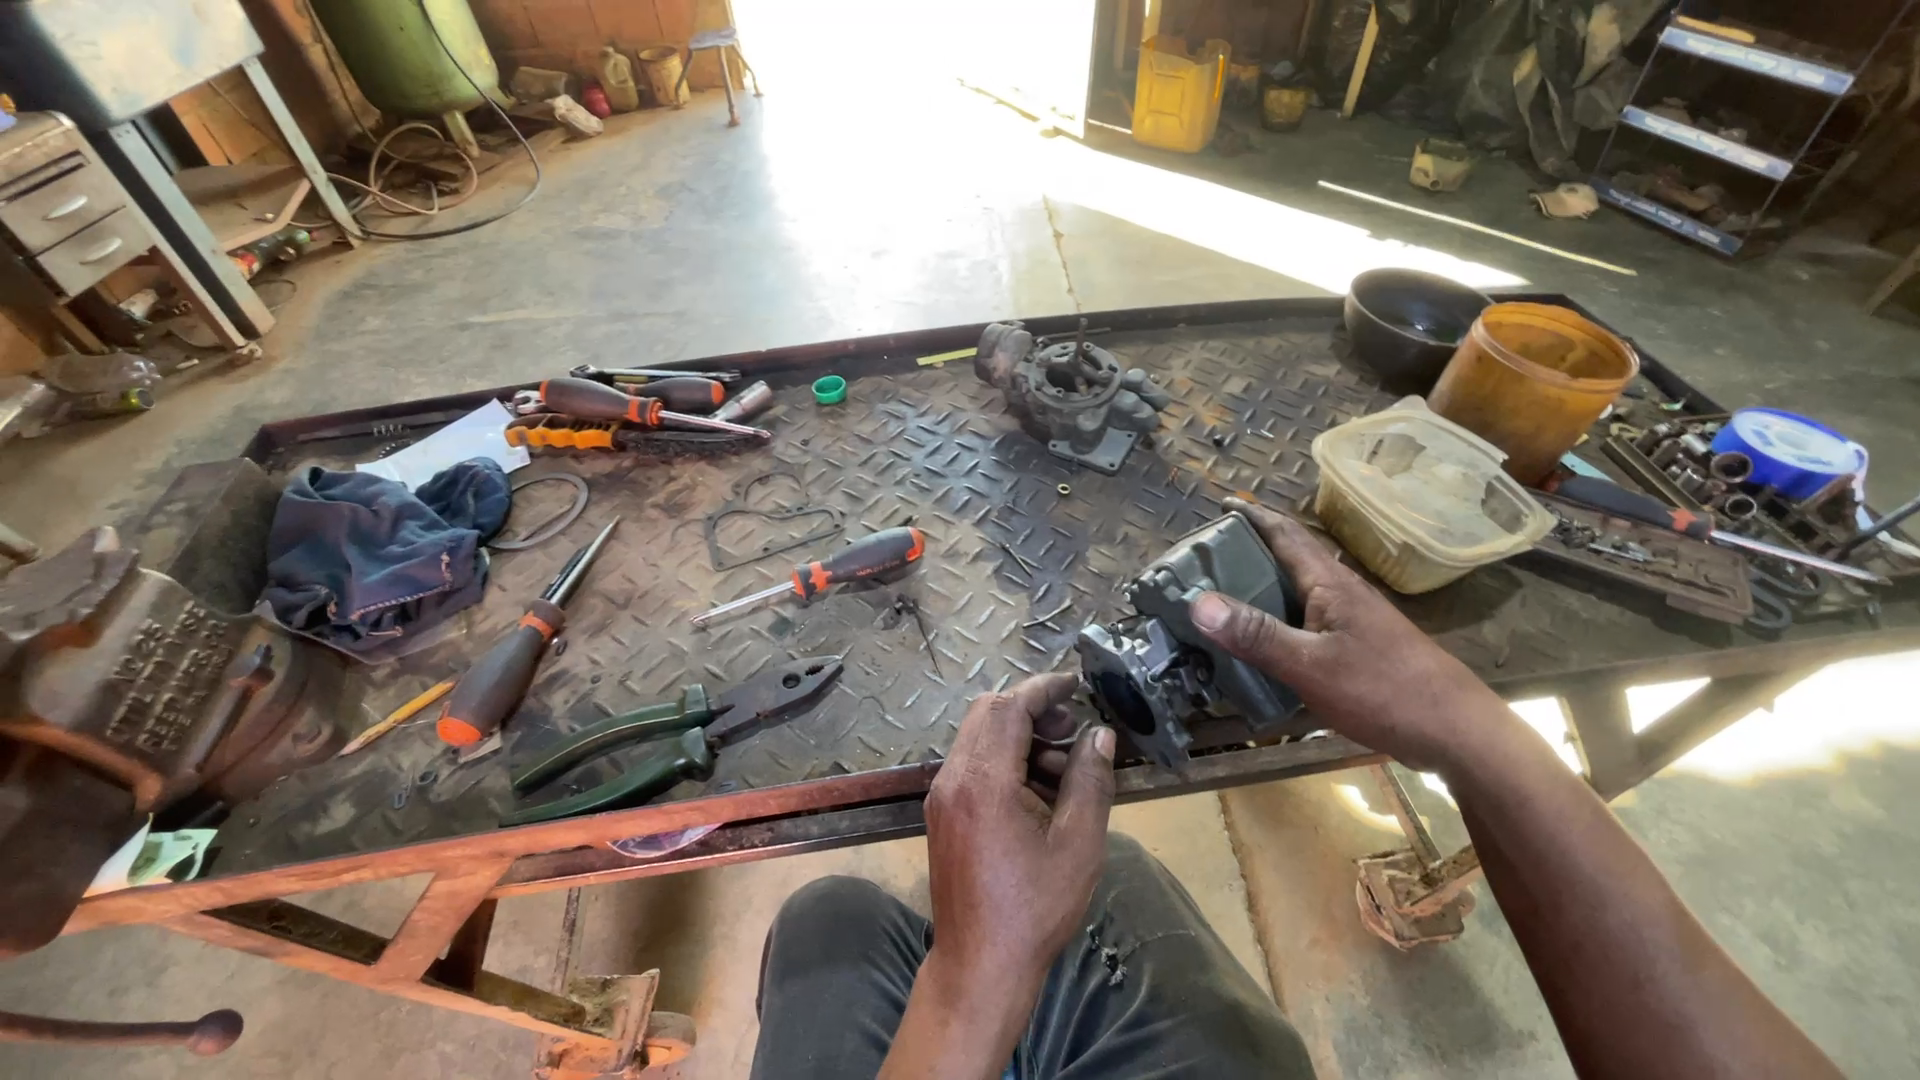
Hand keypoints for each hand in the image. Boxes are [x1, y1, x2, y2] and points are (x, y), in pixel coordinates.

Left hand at [923, 673, 1115, 995]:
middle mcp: (953, 779)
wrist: (979, 966)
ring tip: (1063, 772)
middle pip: (987, 715)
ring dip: (1020, 739)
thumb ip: (1089, 782)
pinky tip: (1038, 794)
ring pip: (979, 739)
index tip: (1075, 684)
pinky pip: (973, 767)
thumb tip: (1100, 736)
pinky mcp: (942, 815)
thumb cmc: (1033, 909)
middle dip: (1032, 712)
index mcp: (983, 782)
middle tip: (1072, 731)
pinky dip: (1005, 763)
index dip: (1043, 689)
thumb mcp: (1077, 845)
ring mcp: (942, 797)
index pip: (1008, 708)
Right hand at [1189, 497, 1510, 772]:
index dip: (1253, 516)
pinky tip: (1266, 643)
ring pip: (1300, 590)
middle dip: (1252, 549)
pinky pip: (1308, 619)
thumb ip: (1255, 635)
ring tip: (1227, 595)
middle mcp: (1342, 593)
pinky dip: (1280, 618)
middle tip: (1209, 557)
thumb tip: (1197, 602)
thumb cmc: (1384, 690)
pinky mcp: (1360, 648)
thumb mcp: (1310, 665)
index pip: (1286, 534)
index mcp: (1330, 584)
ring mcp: (1355, 621)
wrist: (1457, 733)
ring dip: (1265, 585)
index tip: (1221, 504)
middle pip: (1292, 558)